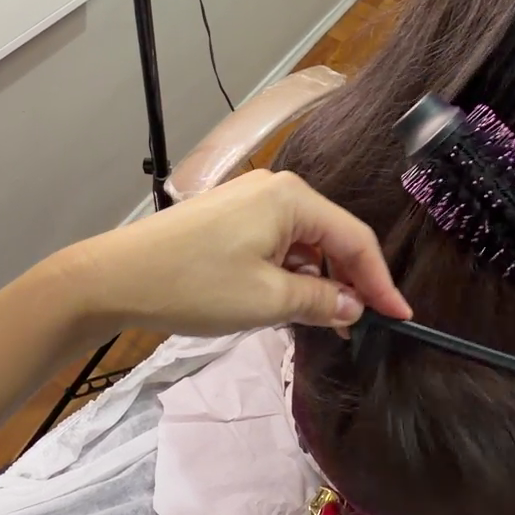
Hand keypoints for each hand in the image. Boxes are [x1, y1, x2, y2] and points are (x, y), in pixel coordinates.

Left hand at [62, 170, 411, 335]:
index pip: (355, 238)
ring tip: (321, 319)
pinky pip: (279, 241)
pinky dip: (290, 271)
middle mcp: (277, 188)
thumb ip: (320, 302)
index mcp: (292, 198)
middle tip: (358, 325)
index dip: (380, 281)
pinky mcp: (232, 214)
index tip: (400, 316)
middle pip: (331, 236)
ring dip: (317, 279)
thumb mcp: (266, 300)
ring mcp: (252, 199)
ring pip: (305, 241)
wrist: (115, 277)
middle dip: (348, 280)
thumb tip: (354, 307)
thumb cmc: (195, 284)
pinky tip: (287, 299)